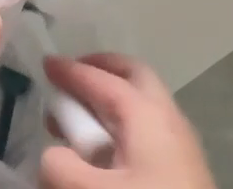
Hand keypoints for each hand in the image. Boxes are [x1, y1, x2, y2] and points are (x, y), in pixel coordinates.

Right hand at [39, 54, 216, 188]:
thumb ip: (61, 168)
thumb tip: (54, 155)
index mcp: (145, 112)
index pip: (100, 79)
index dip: (70, 71)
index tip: (47, 64)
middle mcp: (168, 116)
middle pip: (133, 75)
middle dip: (101, 70)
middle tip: (72, 80)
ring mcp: (181, 142)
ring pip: (144, 102)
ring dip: (112, 100)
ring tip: (82, 122)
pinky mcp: (185, 169)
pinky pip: (150, 128)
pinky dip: (125, 124)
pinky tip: (109, 153)